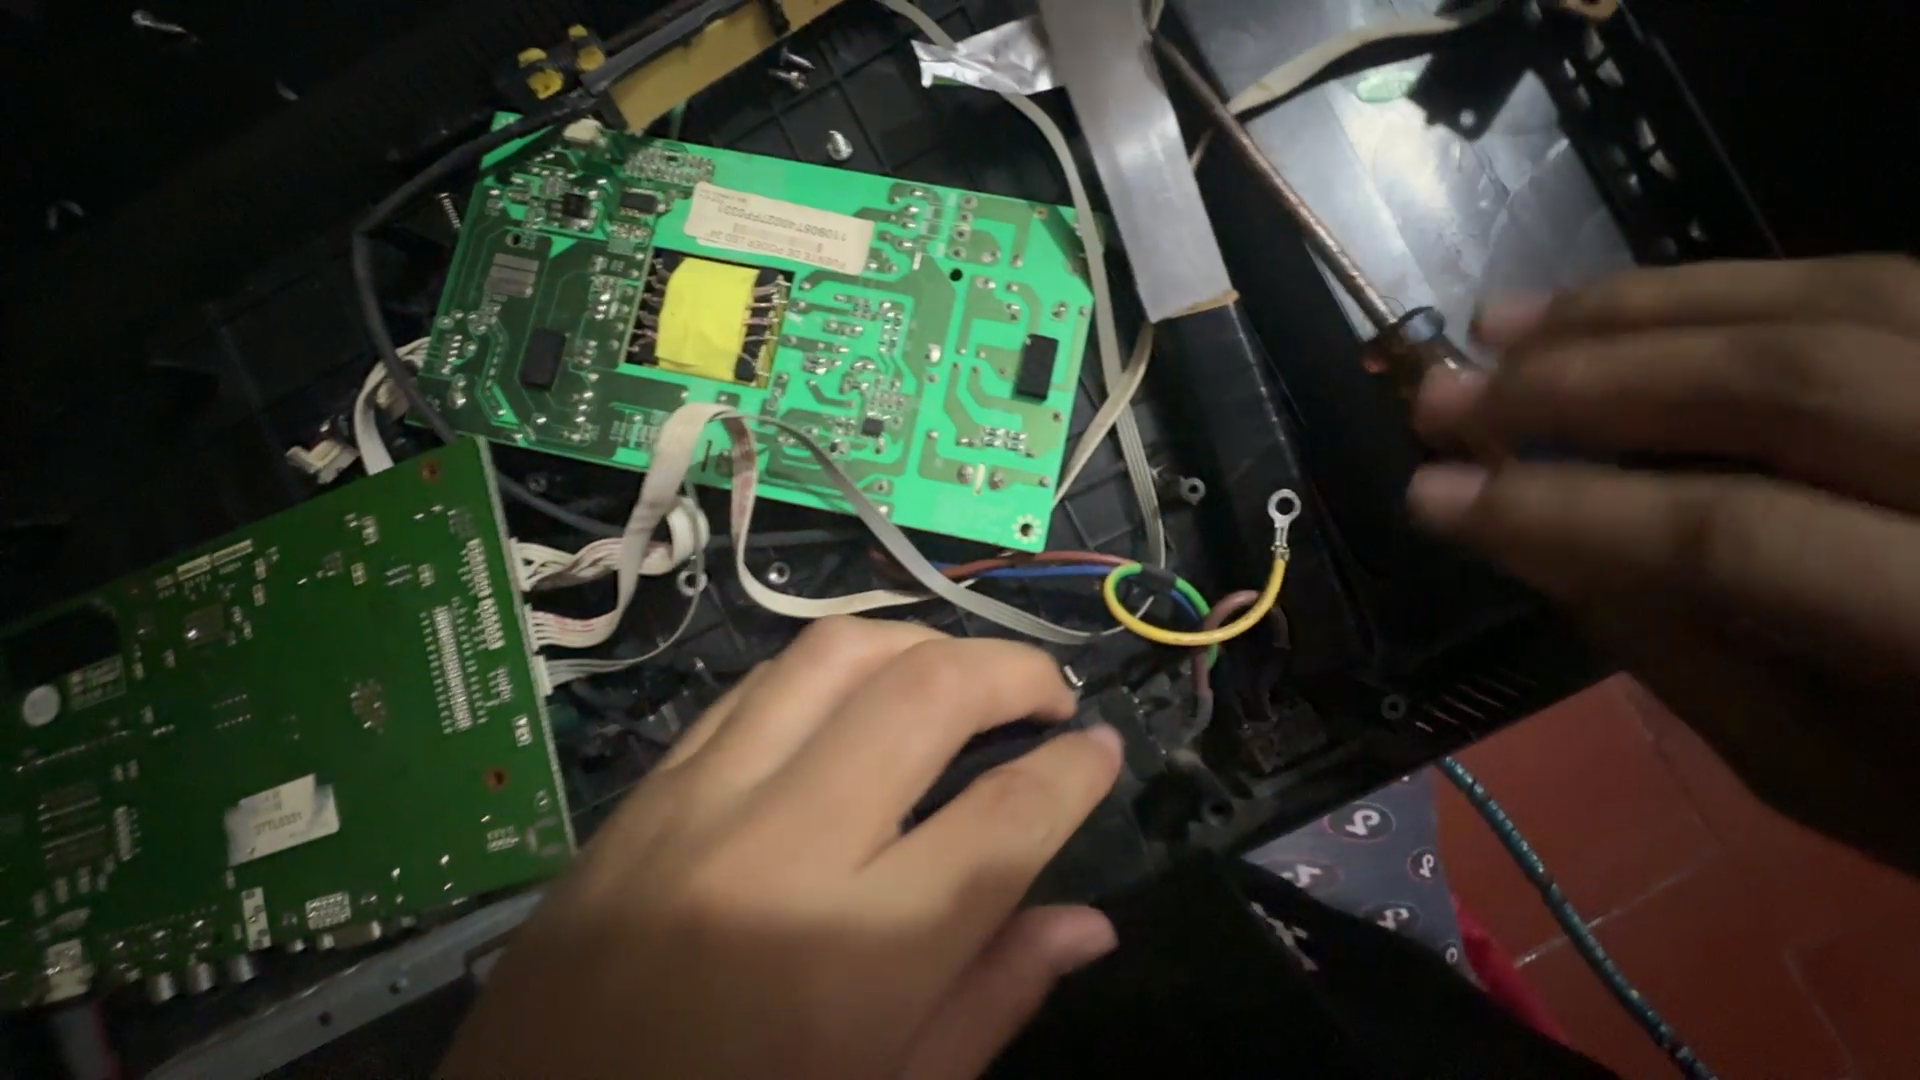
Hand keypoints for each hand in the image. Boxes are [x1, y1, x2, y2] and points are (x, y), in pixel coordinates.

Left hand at [441, 617, 1123, 1079]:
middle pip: (925, 695)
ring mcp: (702, 801)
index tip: (1104, 747)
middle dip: (1011, 671)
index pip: (1004, 819)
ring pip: (837, 655)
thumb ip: (990, 1002)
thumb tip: (1088, 923)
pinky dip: (833, 669)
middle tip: (1047, 696)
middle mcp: (782, 847)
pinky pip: (759, 685)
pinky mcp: (649, 788)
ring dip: (921, 643)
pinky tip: (859, 697)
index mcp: (854, 955)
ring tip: (961, 676)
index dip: (1075, 772)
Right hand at [1408, 256, 1919, 873]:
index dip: (1566, 509)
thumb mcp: (1820, 769)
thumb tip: (1516, 530)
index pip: (1740, 539)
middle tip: (1445, 392)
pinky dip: (1714, 292)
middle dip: (1582, 384)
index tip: (1427, 495)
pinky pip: (1868, 285)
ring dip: (1632, 312)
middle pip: (1789, 385)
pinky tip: (1609, 310)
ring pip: (1837, 302)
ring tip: (1496, 324)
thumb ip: (1666, 644)